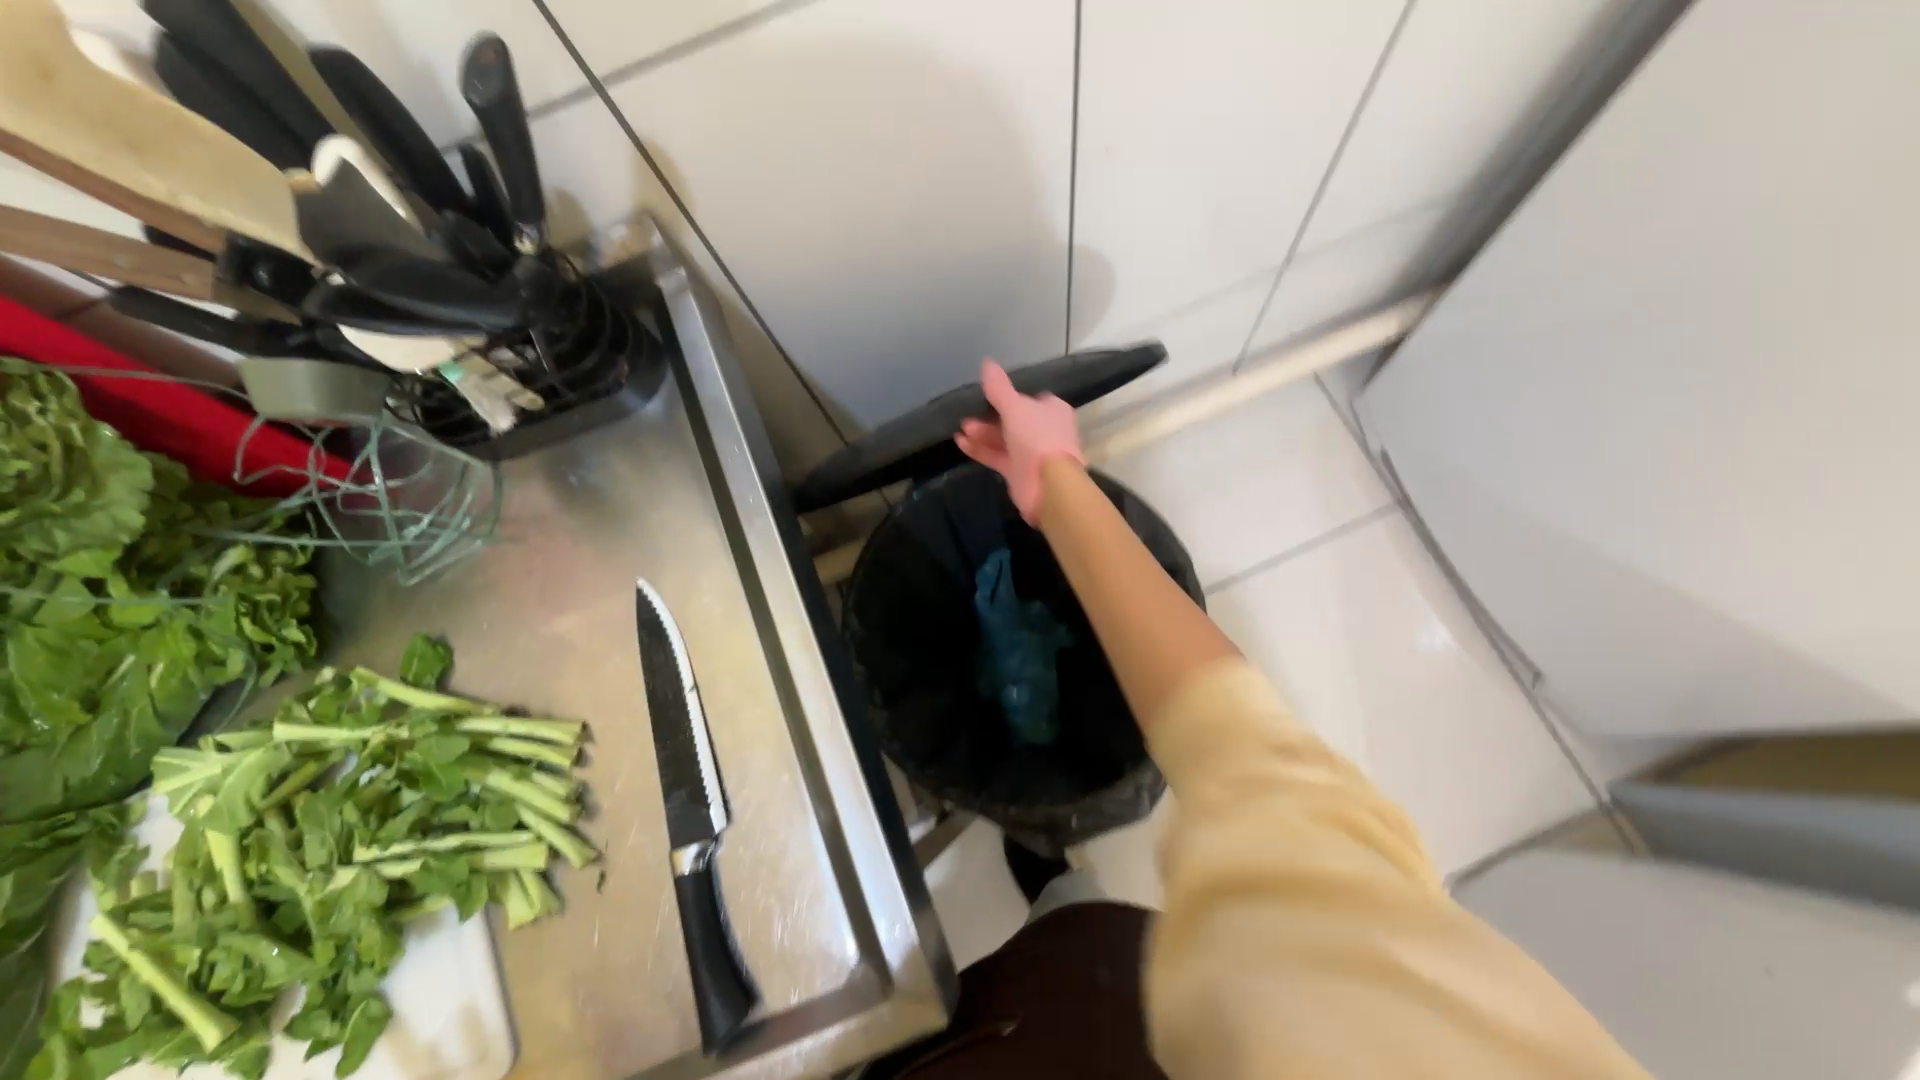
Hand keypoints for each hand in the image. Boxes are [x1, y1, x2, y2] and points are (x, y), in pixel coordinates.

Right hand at [955, 358, 1083, 524]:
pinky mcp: (1018, 472)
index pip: (1029, 398)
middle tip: (967, 415)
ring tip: (961, 428)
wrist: (1047, 484)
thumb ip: (999, 388)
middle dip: (988, 417)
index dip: (1009, 396)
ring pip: (1002, 439)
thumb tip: (986, 362)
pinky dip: (980, 449)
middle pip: (1012, 419)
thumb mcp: (1015, 407)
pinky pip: (996, 456)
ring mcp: (1031, 453)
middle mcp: (1043, 430)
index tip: (987, 395)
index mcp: (1052, 410)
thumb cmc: (1037, 437)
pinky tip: (960, 443)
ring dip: (982, 433)